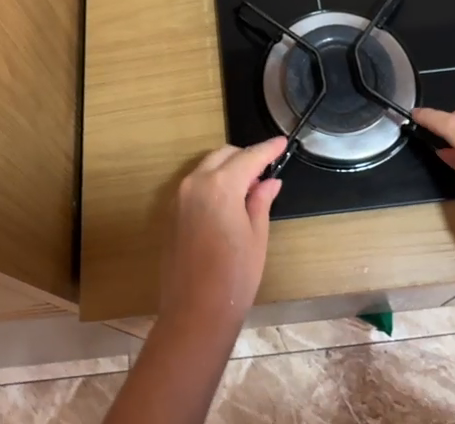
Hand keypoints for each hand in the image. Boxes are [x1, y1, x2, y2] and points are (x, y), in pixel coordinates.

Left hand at [159, 136, 287, 331]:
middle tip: (267, 170)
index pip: (249, 157)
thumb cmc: (235, 277)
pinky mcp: (172, 212)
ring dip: (229, 169)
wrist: (195, 312)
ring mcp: (180, 196)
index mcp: (221, 185)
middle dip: (246, 157)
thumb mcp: (257, 236)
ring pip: (208, 167)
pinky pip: (196, 184)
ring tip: (250, 188)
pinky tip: (229, 202)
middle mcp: (196, 182)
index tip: (283, 142)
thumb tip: (269, 181)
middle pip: (224, 155)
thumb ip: (261, 201)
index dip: (268, 149)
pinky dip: (214, 183)